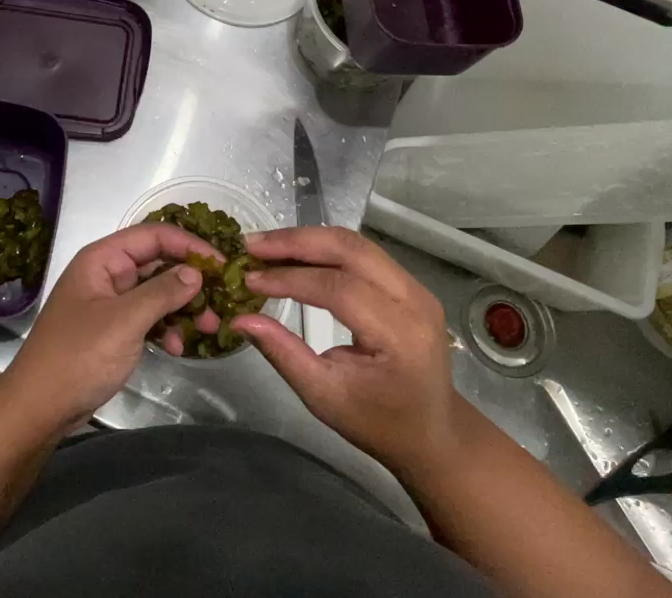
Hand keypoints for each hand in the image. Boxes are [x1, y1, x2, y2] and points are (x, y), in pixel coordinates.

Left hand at [0, 223, 222, 427]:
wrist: (39, 407)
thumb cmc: (78, 356)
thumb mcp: (125, 321)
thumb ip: (162, 292)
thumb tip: (196, 272)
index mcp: (102, 259)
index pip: (153, 235)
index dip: (189, 245)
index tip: (222, 265)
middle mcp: (106, 274)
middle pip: (158, 263)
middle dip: (190, 281)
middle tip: (220, 302)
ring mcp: (109, 303)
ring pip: (156, 292)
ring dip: (183, 307)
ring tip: (208, 328)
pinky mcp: (113, 330)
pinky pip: (148, 318)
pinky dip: (166, 328)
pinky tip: (178, 348)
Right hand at [234, 227, 468, 479]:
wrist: (432, 432)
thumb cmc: (378, 422)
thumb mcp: (324, 397)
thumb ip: (283, 353)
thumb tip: (239, 319)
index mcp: (401, 335)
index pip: (340, 289)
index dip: (290, 279)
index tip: (249, 279)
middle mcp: (415, 301)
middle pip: (351, 251)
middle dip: (297, 242)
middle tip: (252, 246)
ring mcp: (416, 288)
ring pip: (356, 244)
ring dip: (307, 240)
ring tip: (265, 246)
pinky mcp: (408, 284)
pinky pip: (362, 254)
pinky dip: (323, 249)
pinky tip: (293, 254)